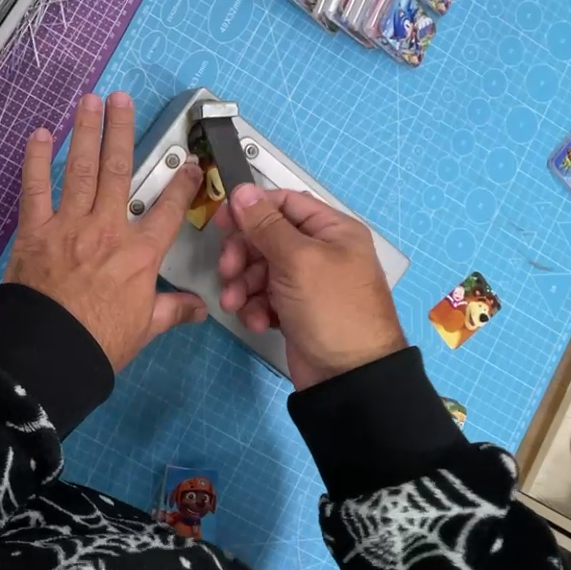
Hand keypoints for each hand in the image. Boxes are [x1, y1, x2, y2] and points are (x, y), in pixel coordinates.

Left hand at [7, 92, 206, 370]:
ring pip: (81, 168)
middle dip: (121, 131)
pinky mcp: (36, 229)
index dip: (183, 184)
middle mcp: (108, 229)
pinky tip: (39, 134)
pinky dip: (36, 159)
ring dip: (86, 131)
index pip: (170, 210)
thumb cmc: (99, 343)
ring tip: (89, 101)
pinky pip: (36, 188)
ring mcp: (70, 224)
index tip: (190, 163)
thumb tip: (201, 309)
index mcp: (140, 254)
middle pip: (119, 170)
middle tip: (122, 99)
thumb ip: (172, 311)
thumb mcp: (144, 329)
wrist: (50, 354)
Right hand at [215, 184, 404, 390]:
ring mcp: (306, 282)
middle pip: (266, 236)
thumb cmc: (330, 308)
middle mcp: (320, 251)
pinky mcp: (294, 308)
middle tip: (227, 269)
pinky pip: (263, 295)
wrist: (348, 379)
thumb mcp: (298, 260)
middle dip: (242, 254)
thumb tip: (241, 190)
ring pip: (260, 268)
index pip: (284, 203)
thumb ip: (266, 225)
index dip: (251, 209)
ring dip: (242, 284)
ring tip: (235, 303)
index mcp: (332, 230)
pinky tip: (255, 320)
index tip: (222, 222)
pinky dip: (254, 305)